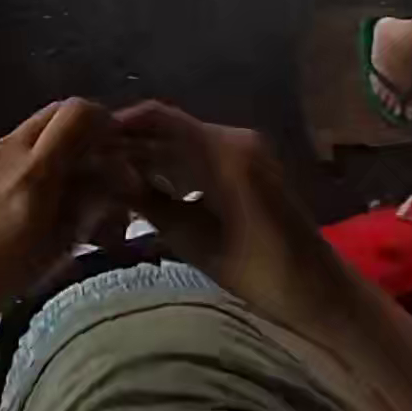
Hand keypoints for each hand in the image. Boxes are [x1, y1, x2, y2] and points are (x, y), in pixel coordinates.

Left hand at [0, 98, 121, 346]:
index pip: (77, 115)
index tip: (113, 142)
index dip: (103, 119)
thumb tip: (113, 180)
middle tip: (89, 166)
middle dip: (79, 132)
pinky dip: (20, 162)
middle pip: (54, 113)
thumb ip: (83, 207)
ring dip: (49, 150)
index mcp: (31, 175)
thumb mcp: (48, 254)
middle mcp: (5, 149)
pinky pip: (3, 148)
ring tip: (47, 196)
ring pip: (29, 132)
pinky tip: (10, 202)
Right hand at [114, 101, 354, 329]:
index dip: (123, 123)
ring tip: (113, 171)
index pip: (162, 119)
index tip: (89, 138)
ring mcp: (245, 147)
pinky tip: (151, 183)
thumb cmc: (261, 274)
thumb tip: (109, 179)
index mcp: (225, 153)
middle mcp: (235, 138)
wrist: (322, 292)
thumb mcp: (196, 242)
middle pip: (171, 126)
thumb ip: (152, 205)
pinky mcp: (248, 161)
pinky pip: (201, 151)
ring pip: (183, 138)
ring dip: (151, 152)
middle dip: (132, 140)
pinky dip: (174, 162)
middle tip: (94, 158)